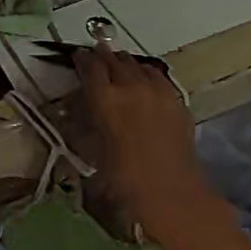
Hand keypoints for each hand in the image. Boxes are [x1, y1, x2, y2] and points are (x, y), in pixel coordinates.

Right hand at [76, 45, 223, 242]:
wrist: (171, 194)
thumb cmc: (121, 177)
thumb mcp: (89, 148)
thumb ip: (81, 123)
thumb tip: (73, 110)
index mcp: (104, 97)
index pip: (90, 66)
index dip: (81, 59)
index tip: (77, 57)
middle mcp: (131, 86)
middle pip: (114, 60)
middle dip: (102, 56)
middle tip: (95, 56)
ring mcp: (157, 92)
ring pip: (138, 64)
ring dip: (125, 63)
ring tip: (118, 64)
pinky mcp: (177, 101)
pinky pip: (158, 77)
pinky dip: (147, 73)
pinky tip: (144, 79)